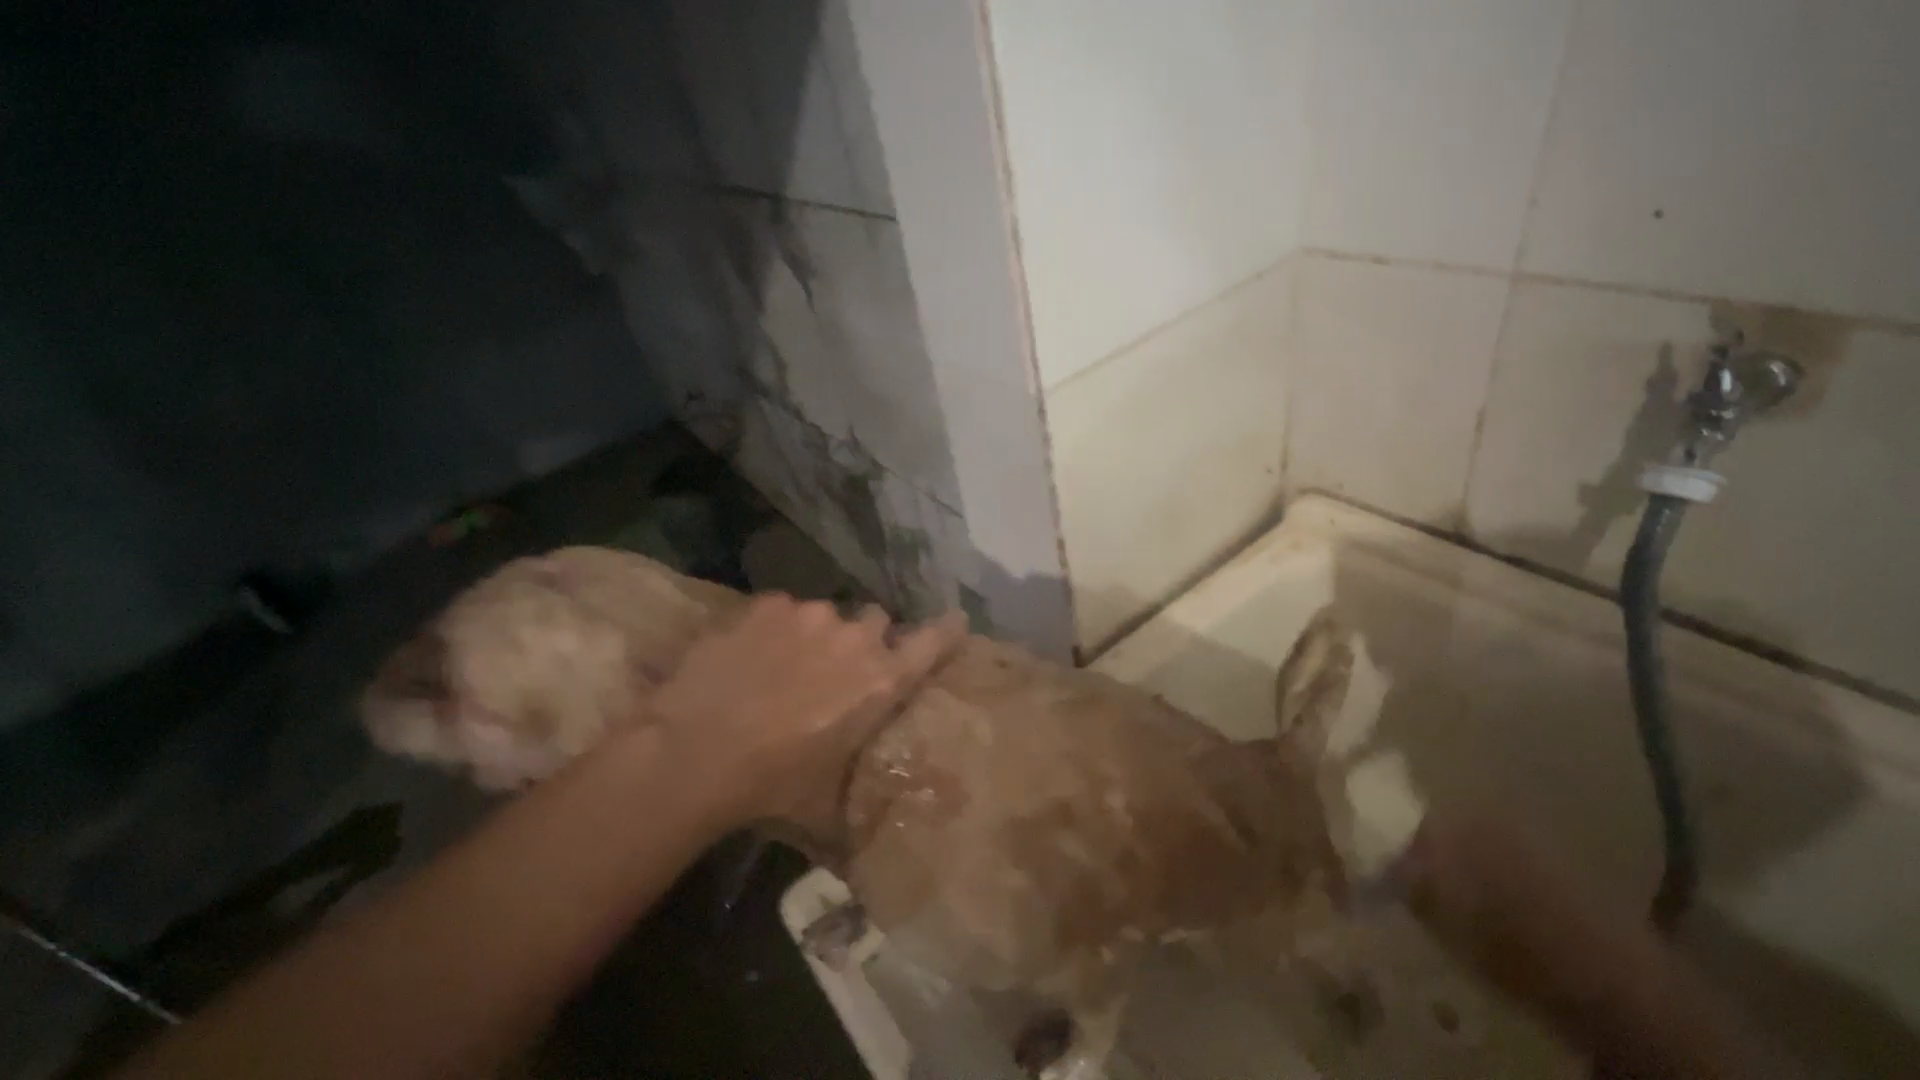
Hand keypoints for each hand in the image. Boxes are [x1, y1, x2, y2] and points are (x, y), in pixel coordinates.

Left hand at [650, 595, 967, 831]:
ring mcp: (809, 615)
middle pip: (877, 622)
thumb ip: (854, 809)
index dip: (948, 631)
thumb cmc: (773, 783)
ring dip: (816, 636)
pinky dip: (775, 629)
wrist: (695, 751)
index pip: (935, 641)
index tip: (955, 621)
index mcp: (882, 681)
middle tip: (838, 670)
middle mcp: (855, 638)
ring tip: (784, 667)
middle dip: (865, 641)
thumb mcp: (826, 806)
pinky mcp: (767, 605)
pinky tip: (751, 657)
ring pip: (827, 616)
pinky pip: (783, 611)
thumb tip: (859, 864)